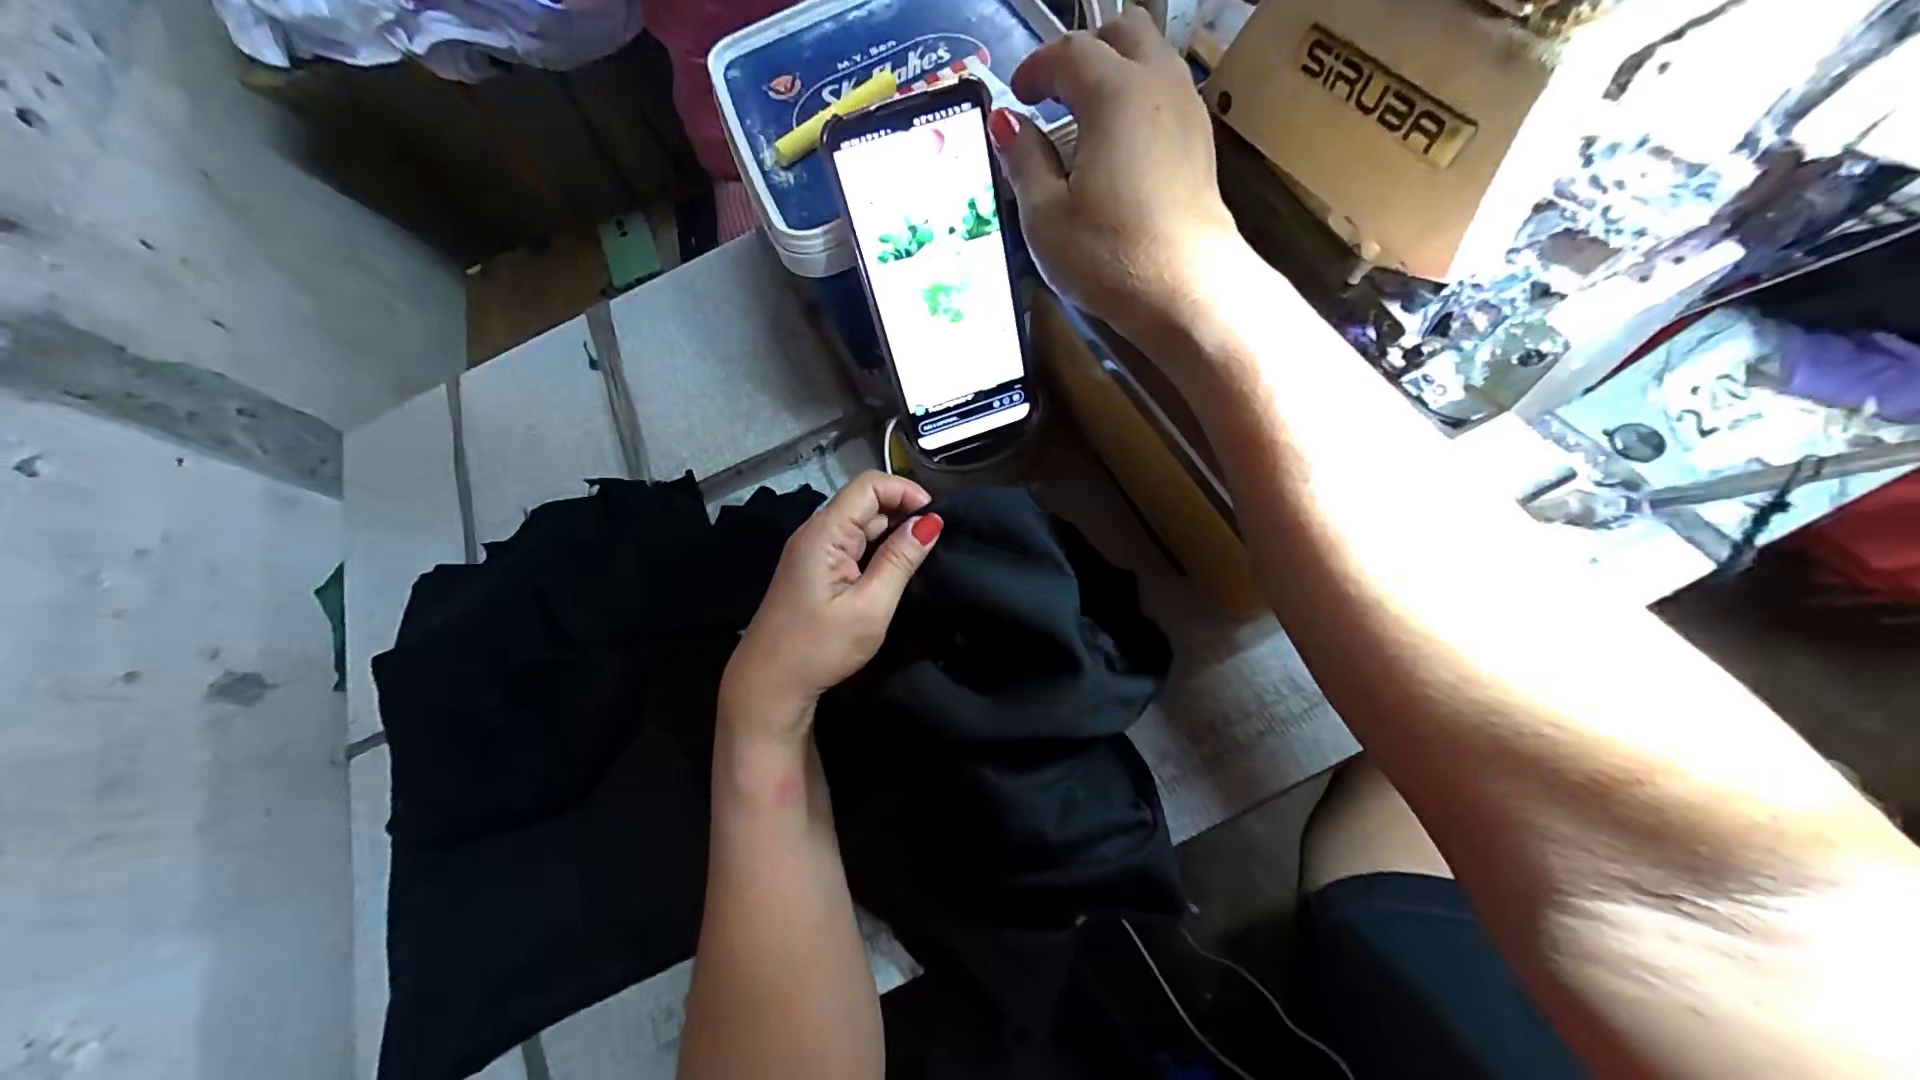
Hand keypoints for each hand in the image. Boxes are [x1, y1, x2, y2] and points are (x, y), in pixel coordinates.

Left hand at [719, 471, 941, 742]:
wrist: (769, 684)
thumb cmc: (819, 648)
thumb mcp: (870, 607)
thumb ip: (900, 560)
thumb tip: (930, 523)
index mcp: (824, 534)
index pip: (868, 485)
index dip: (905, 490)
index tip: (935, 517)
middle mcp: (815, 532)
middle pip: (864, 501)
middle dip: (902, 511)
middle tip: (935, 540)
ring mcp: (812, 550)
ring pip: (859, 522)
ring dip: (891, 530)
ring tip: (920, 555)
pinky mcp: (813, 568)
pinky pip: (850, 543)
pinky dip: (876, 547)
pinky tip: (894, 567)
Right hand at [993, 9, 1240, 349]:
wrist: (1186, 292)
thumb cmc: (1109, 256)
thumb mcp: (1045, 215)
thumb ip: (1023, 160)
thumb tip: (1007, 124)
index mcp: (1115, 93)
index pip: (1070, 52)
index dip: (1036, 68)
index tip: (1018, 95)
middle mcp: (1160, 87)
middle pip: (1125, 31)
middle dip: (1084, 52)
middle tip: (1055, 94)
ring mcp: (1189, 115)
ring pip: (1153, 61)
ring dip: (1116, 76)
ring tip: (1084, 124)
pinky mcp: (1201, 149)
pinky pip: (1168, 99)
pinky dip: (1139, 106)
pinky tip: (1118, 152)